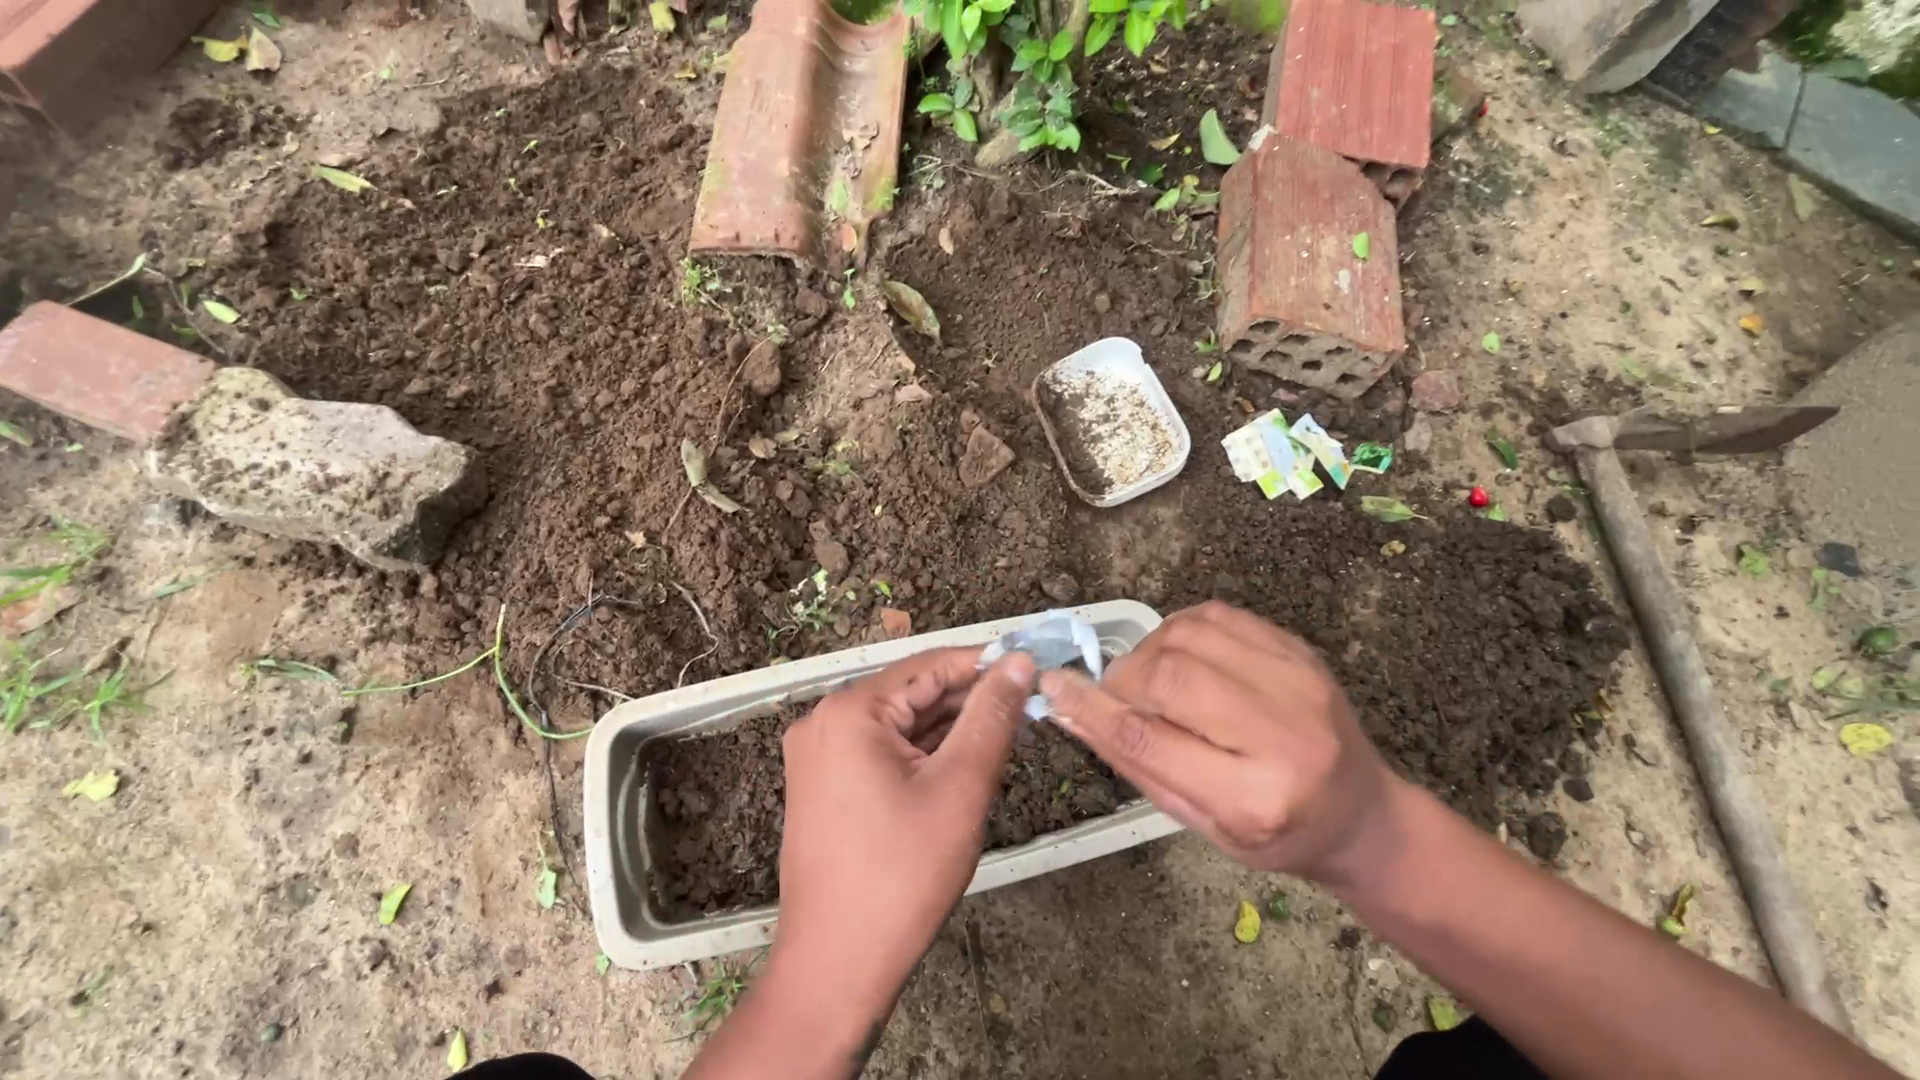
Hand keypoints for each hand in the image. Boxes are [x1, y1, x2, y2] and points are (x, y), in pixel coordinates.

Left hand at [770, 647, 1036, 1007]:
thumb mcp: (959, 787)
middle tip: (1030, 710)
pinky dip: (924, 756)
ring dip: (950, 731)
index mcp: (849, 710)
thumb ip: (992, 716)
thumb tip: (1018, 662)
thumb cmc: (901, 875)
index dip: (986, 664)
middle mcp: (825, 722)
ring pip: (900, 726)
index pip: (930, 665)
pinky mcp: (825, 788)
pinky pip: (883, 753)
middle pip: (913, 694)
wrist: (835, 966)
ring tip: (1008, 737)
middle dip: (970, 702)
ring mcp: (820, 757)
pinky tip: (964, 765)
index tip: (1034, 667)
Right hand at [1039, 602, 1400, 885]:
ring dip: (1149, 652)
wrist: (1359, 812)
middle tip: (1115, 695)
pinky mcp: (1299, 650)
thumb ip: (1135, 762)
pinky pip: (1216, 615)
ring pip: (1188, 636)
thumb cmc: (1273, 834)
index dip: (1091, 709)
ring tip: (1151, 680)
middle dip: (1123, 680)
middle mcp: (1284, 734)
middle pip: (1170, 677)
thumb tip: (1071, 708)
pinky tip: (1180, 657)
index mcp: (1254, 800)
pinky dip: (1179, 631)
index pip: (1149, 740)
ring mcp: (1298, 682)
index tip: (1053, 685)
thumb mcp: (1199, 823)